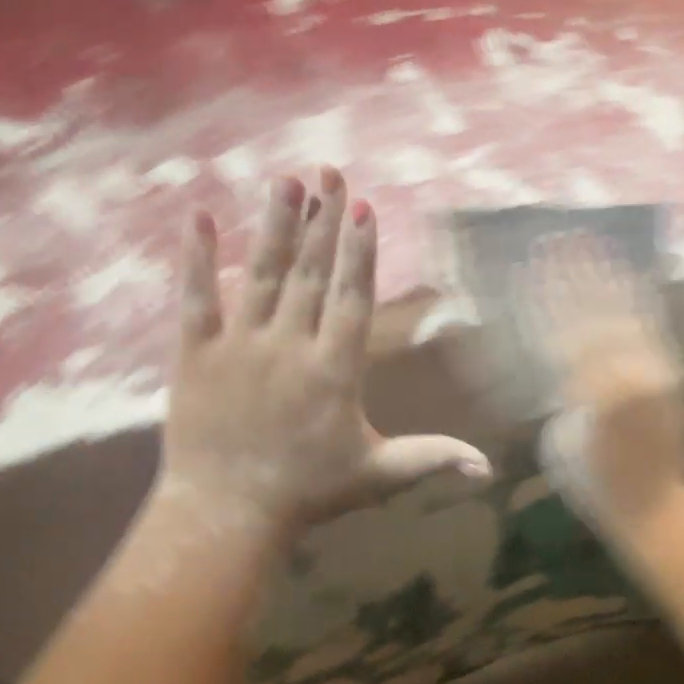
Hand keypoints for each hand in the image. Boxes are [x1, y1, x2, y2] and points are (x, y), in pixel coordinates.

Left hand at [160, 170, 491, 534]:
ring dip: (275, 226)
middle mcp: (289, 347)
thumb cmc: (310, 494)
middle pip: (310, 274)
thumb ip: (432, 459)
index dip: (359, 252)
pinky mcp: (196, 355)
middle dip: (324, 221)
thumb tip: (488, 467)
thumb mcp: (379, 476)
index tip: (364, 207)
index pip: (352, 299)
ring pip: (260, 275)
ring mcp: (239, 347)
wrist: (228, 512)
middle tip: (330, 172)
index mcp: (334, 372)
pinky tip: (200, 215)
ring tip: (285, 181)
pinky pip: (196, 297)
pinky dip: (197, 257)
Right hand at [522, 236, 683, 533]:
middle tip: (549, 246)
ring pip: (625, 314)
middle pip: (594, 317)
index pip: (564, 339)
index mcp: (596, 394)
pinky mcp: (671, 371)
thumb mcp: (562, 444)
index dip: (544, 307)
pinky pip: (651, 327)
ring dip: (604, 278)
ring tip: (586, 244)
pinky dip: (635, 298)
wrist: (656, 502)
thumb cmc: (597, 483)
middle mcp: (630, 374)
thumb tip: (552, 360)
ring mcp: (656, 369)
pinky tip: (625, 274)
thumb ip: (560, 399)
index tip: (524, 277)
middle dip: (571, 280)